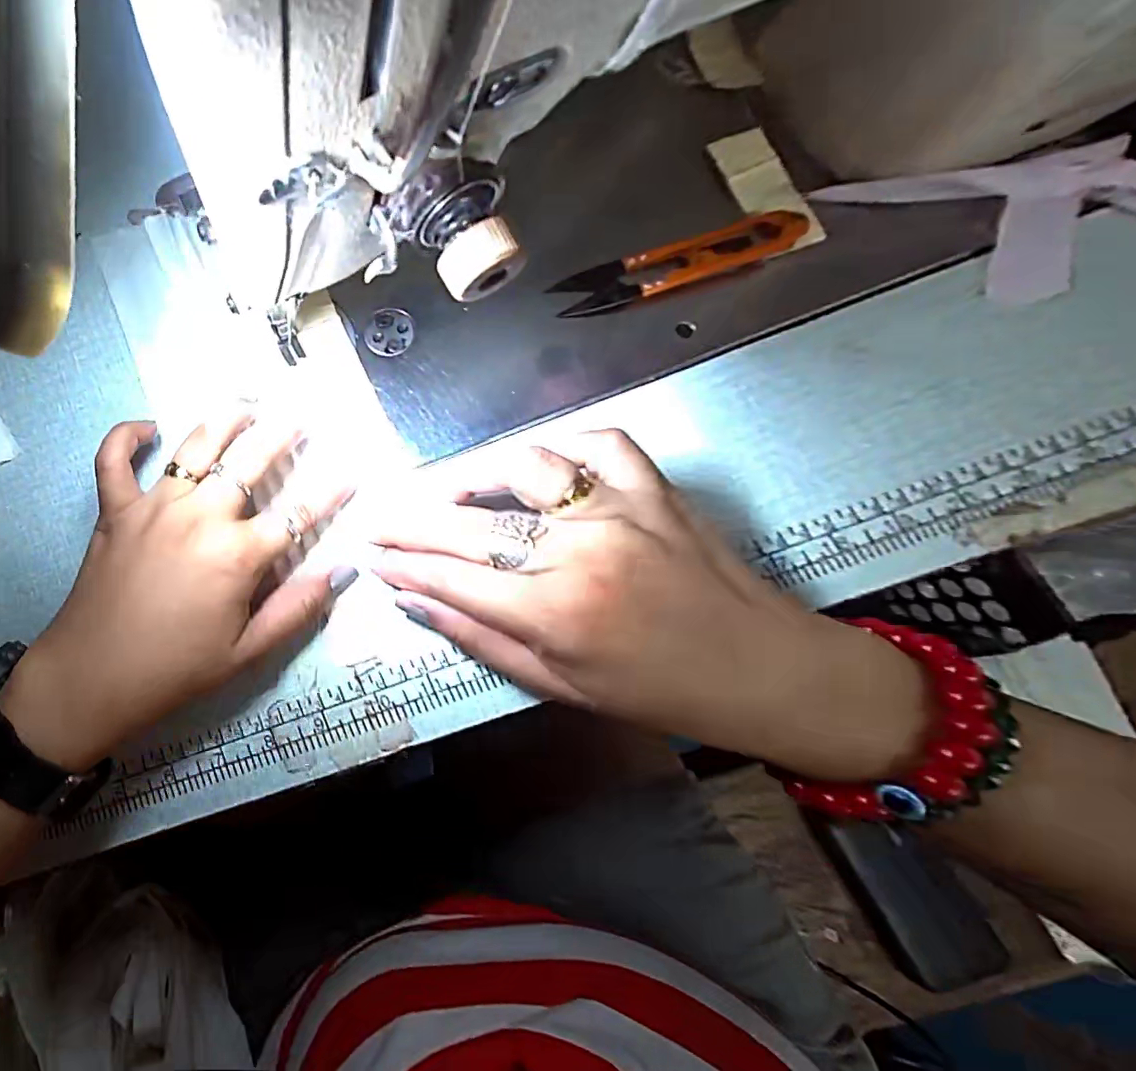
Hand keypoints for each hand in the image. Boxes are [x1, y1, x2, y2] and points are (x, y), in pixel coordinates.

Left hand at [0, 412, 355, 769]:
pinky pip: (114, 461)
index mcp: (237, 554)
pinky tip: (147, 427)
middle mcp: (200, 517)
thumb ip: (297, 608)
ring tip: (244, 403)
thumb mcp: (247, 651)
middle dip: (280, 436)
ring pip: (193, 449)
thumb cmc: (175, 670)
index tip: (351, 476)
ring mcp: (153, 508)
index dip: (329, 496)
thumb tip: (343, 572)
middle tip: (299, 416)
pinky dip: (126, 438)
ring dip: (223, 421)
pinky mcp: (115, 511)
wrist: (91, 679)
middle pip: (249, 464)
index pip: (297, 515)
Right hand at [368, 429, 928, 781]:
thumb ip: (481, 639)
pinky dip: (563, 447)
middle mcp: (581, 552)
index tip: (374, 557)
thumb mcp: (558, 684)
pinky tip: (540, 465)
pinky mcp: (655, 488)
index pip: (453, 578)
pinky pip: (599, 443)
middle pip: (473, 524)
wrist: (762, 670)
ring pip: (527, 467)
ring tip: (451, 491)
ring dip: (477, 475)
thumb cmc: (654, 692)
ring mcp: (621, 510)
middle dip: (414, 524)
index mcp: (556, 613)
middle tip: (382, 522)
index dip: (405, 565)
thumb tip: (415, 602)